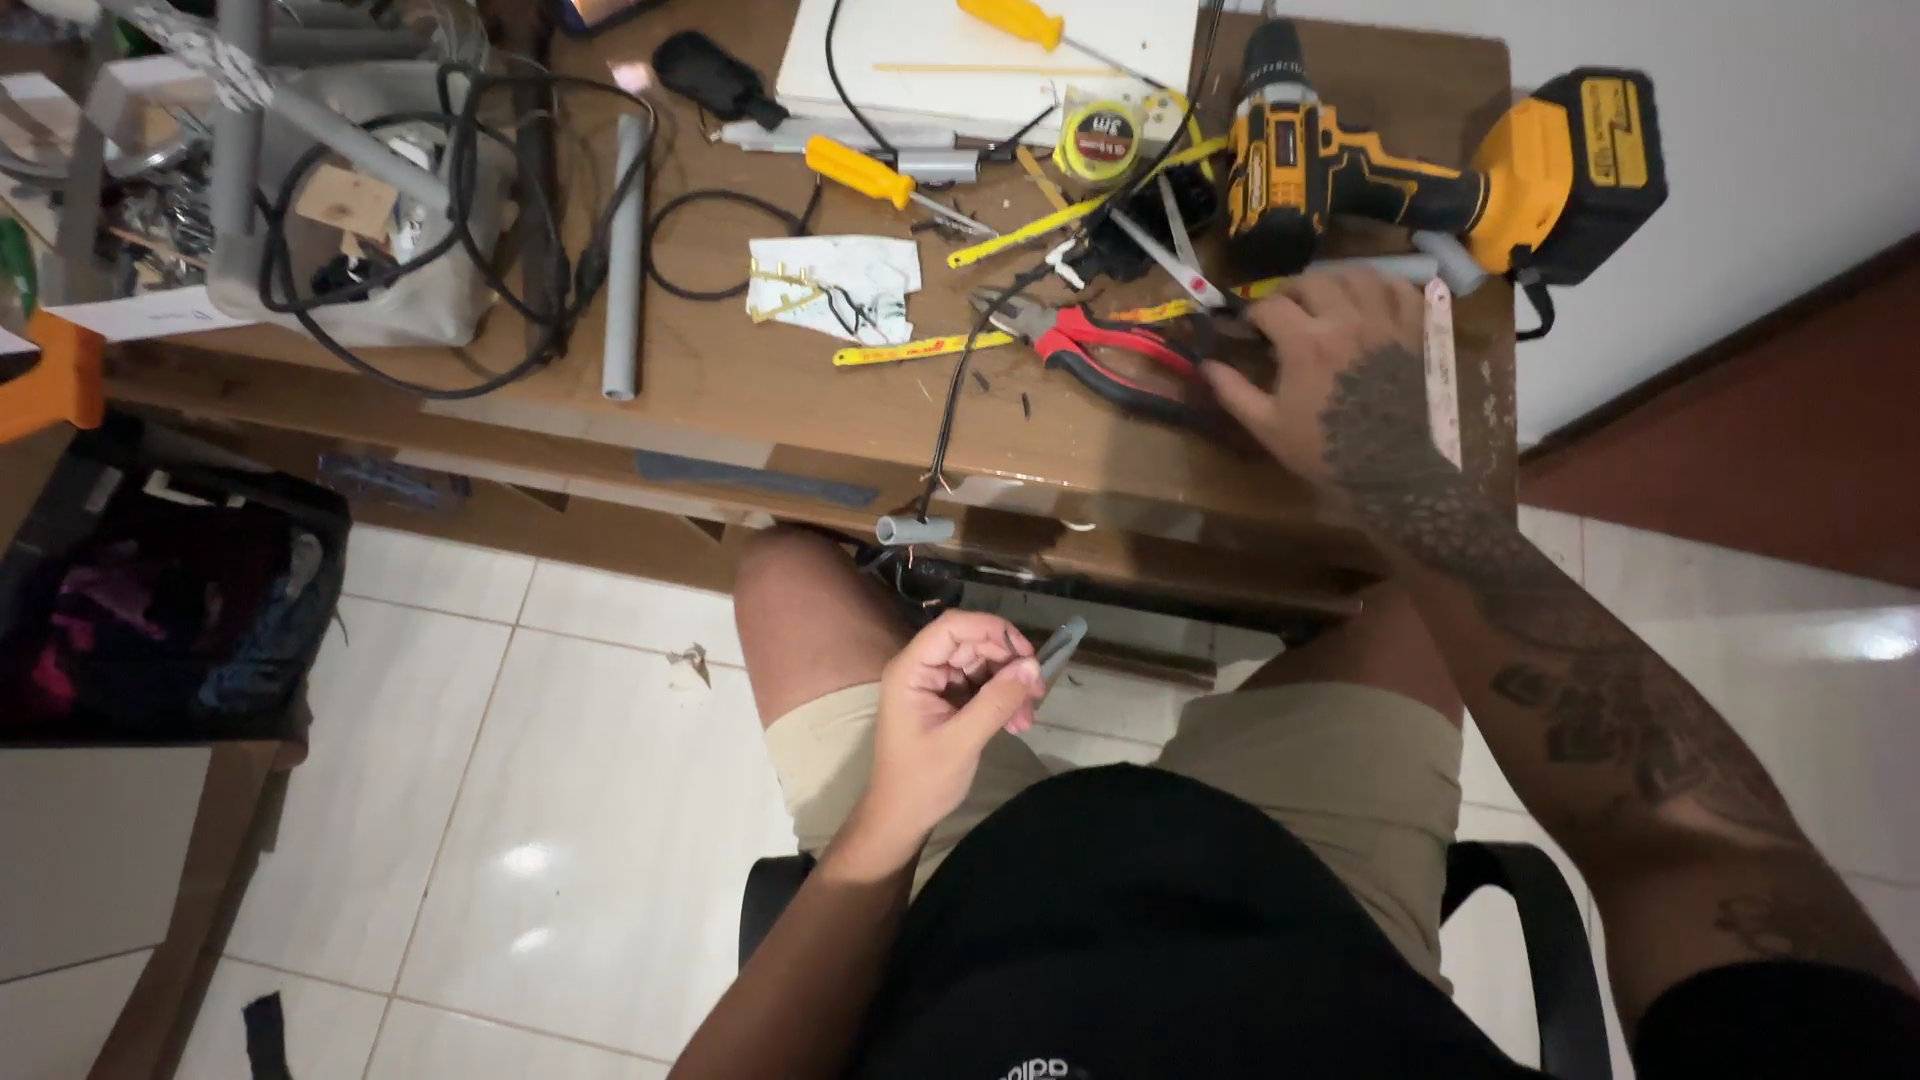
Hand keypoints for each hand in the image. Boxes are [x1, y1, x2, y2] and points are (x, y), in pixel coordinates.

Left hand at [833, 612, 1045, 877]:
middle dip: (1007, 663)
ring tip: (1028, 717)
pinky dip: (1003, 697)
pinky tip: (1017, 722)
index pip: (951, 627)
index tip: (1026, 652)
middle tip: (1037, 691)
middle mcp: (922, 668)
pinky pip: (982, 683)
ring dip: (1009, 684)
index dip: (991, 629)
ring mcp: (935, 683)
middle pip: (972, 643)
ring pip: (982, 663)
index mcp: (911, 669)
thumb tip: (1033, 667)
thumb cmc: (921, 780)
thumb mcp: (961, 742)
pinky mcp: (948, 698)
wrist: (902, 816)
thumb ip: (996, 702)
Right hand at [1201, 267, 1434, 493]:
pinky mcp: (1412, 331)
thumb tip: (1206, 365)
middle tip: (1283, 310)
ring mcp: (1383, 322)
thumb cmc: (1319, 448)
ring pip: (1357, 275)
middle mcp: (1345, 321)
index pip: (1271, 306)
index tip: (1249, 328)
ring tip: (1323, 298)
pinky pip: (1401, 289)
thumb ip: (1233, 391)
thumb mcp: (1265, 425)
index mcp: (1305, 344)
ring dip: (1333, 281)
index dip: (1253, 313)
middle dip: (1290, 291)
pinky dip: (1382, 285)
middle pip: (1313, 281)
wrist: (1385, 468)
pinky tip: (1367, 298)